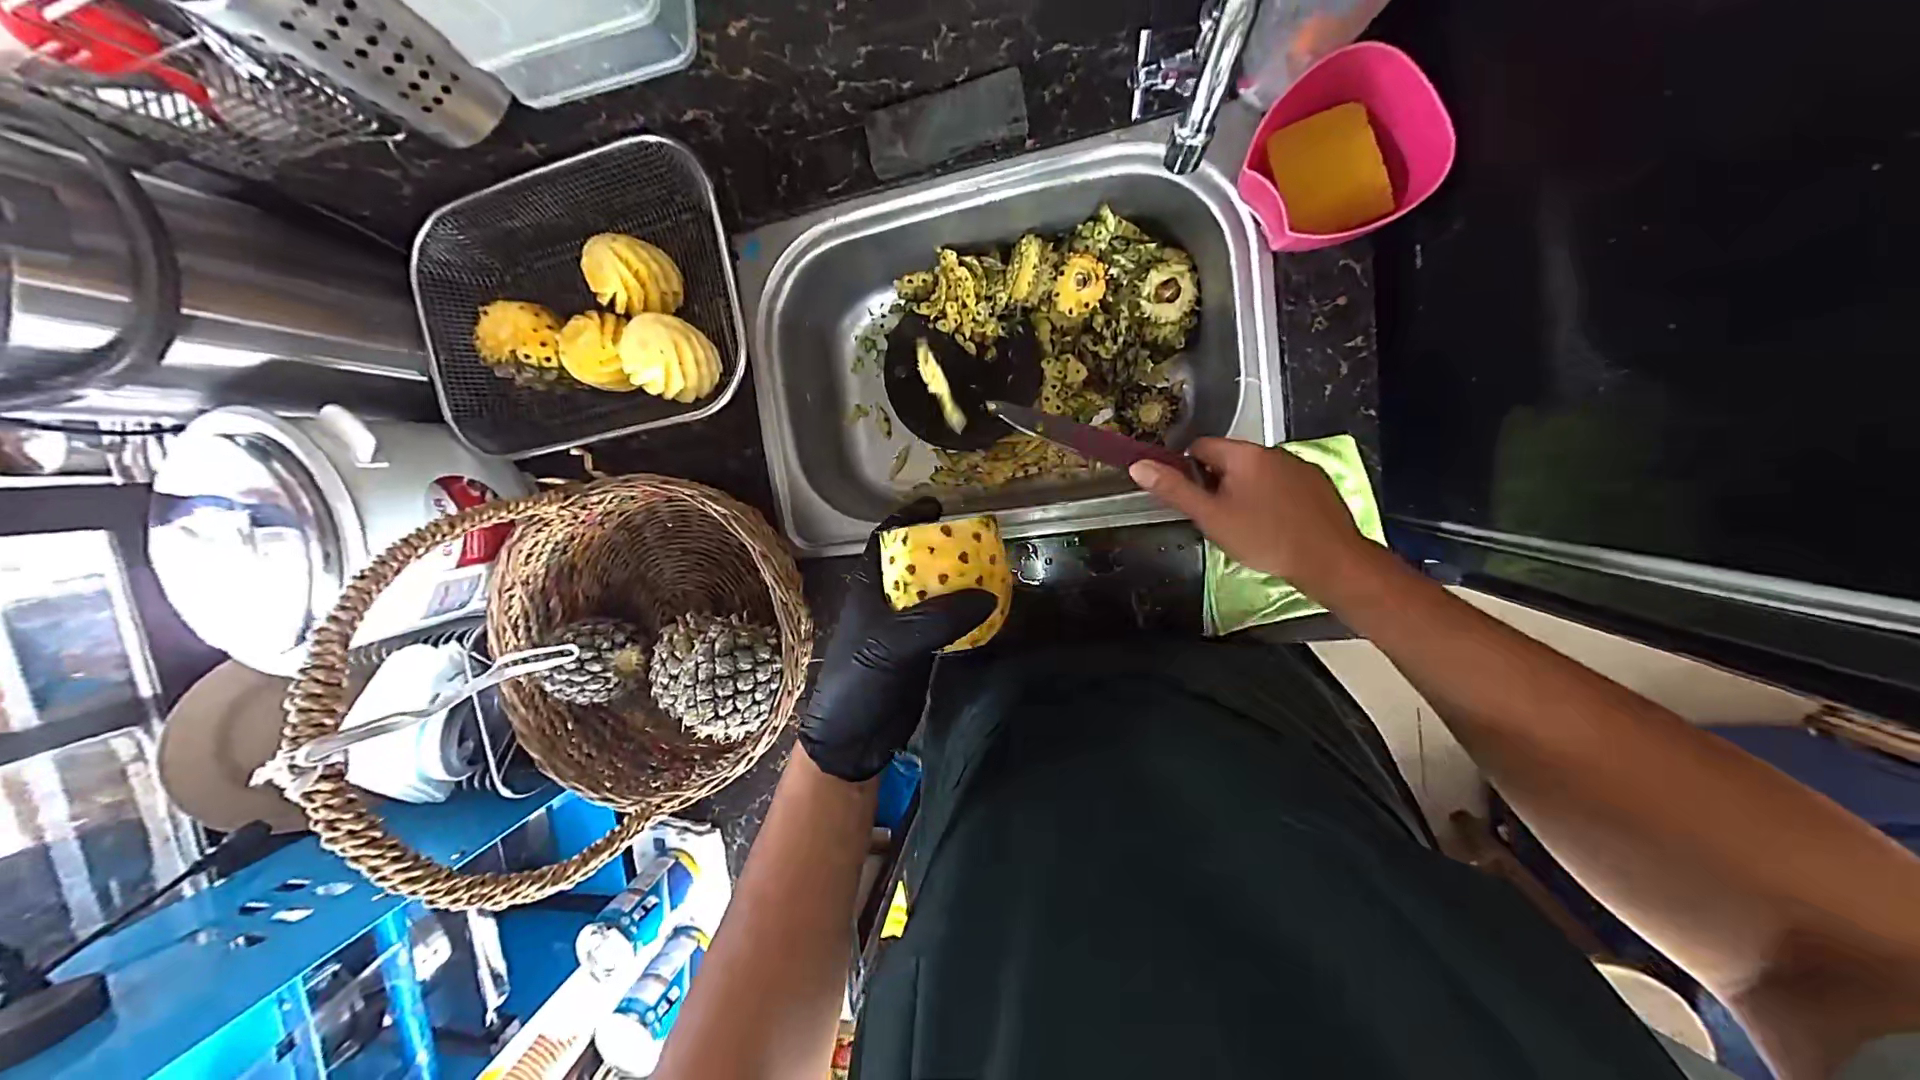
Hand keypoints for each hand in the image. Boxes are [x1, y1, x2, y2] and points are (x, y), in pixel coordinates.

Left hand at [797, 497, 997, 781]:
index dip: (908, 516)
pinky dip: (966, 613)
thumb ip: (936, 619)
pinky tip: (990, 610)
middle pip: (917, 562)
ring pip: (935, 592)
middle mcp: (886, 601)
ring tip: (994, 569)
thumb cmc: (857, 684)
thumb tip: (987, 596)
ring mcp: (904, 627)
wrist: (852, 740)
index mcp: (868, 587)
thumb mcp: (891, 645)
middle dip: (945, 548)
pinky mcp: (920, 651)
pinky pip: (947, 622)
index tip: (938, 503)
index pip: (885, 538)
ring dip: (960, 581)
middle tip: (981, 540)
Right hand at [1130, 437, 1371, 589]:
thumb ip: (1174, 490)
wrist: (1329, 560)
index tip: (1193, 499)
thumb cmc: (1263, 538)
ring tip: (1246, 525)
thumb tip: (1139, 465)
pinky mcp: (1317, 484)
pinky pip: (1281, 484)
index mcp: (1244, 454)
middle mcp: (1273, 451)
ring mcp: (1299, 466)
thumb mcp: (1210, 517)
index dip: (1188, 471)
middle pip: (1229, 459)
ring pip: (1256, 473)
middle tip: (1216, 517)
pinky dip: (1271, 499)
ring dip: (1244, 491)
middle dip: (1217, 483)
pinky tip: (1273, 525)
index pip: (1201, 446)